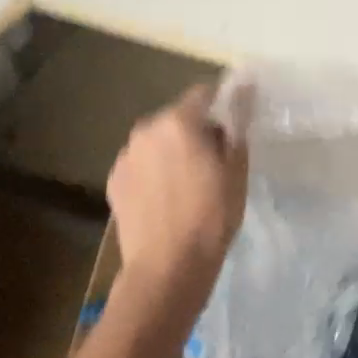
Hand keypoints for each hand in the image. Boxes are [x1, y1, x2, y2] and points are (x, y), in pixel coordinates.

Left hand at [105, 84, 249, 306]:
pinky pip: (143, 165)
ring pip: (158, 142)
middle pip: (179, 117)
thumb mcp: (237, 170)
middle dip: (198, 131)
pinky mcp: (114, 181)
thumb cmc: (212, 216)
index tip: (236, 126)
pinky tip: (169, 199)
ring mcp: (125, 156)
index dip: (223, 105)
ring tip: (191, 184)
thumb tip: (243, 91)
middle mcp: (145, 130)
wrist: (167, 267)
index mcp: (178, 122)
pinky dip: (156, 172)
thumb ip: (238, 125)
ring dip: (175, 151)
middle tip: (217, 161)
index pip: (204, 93)